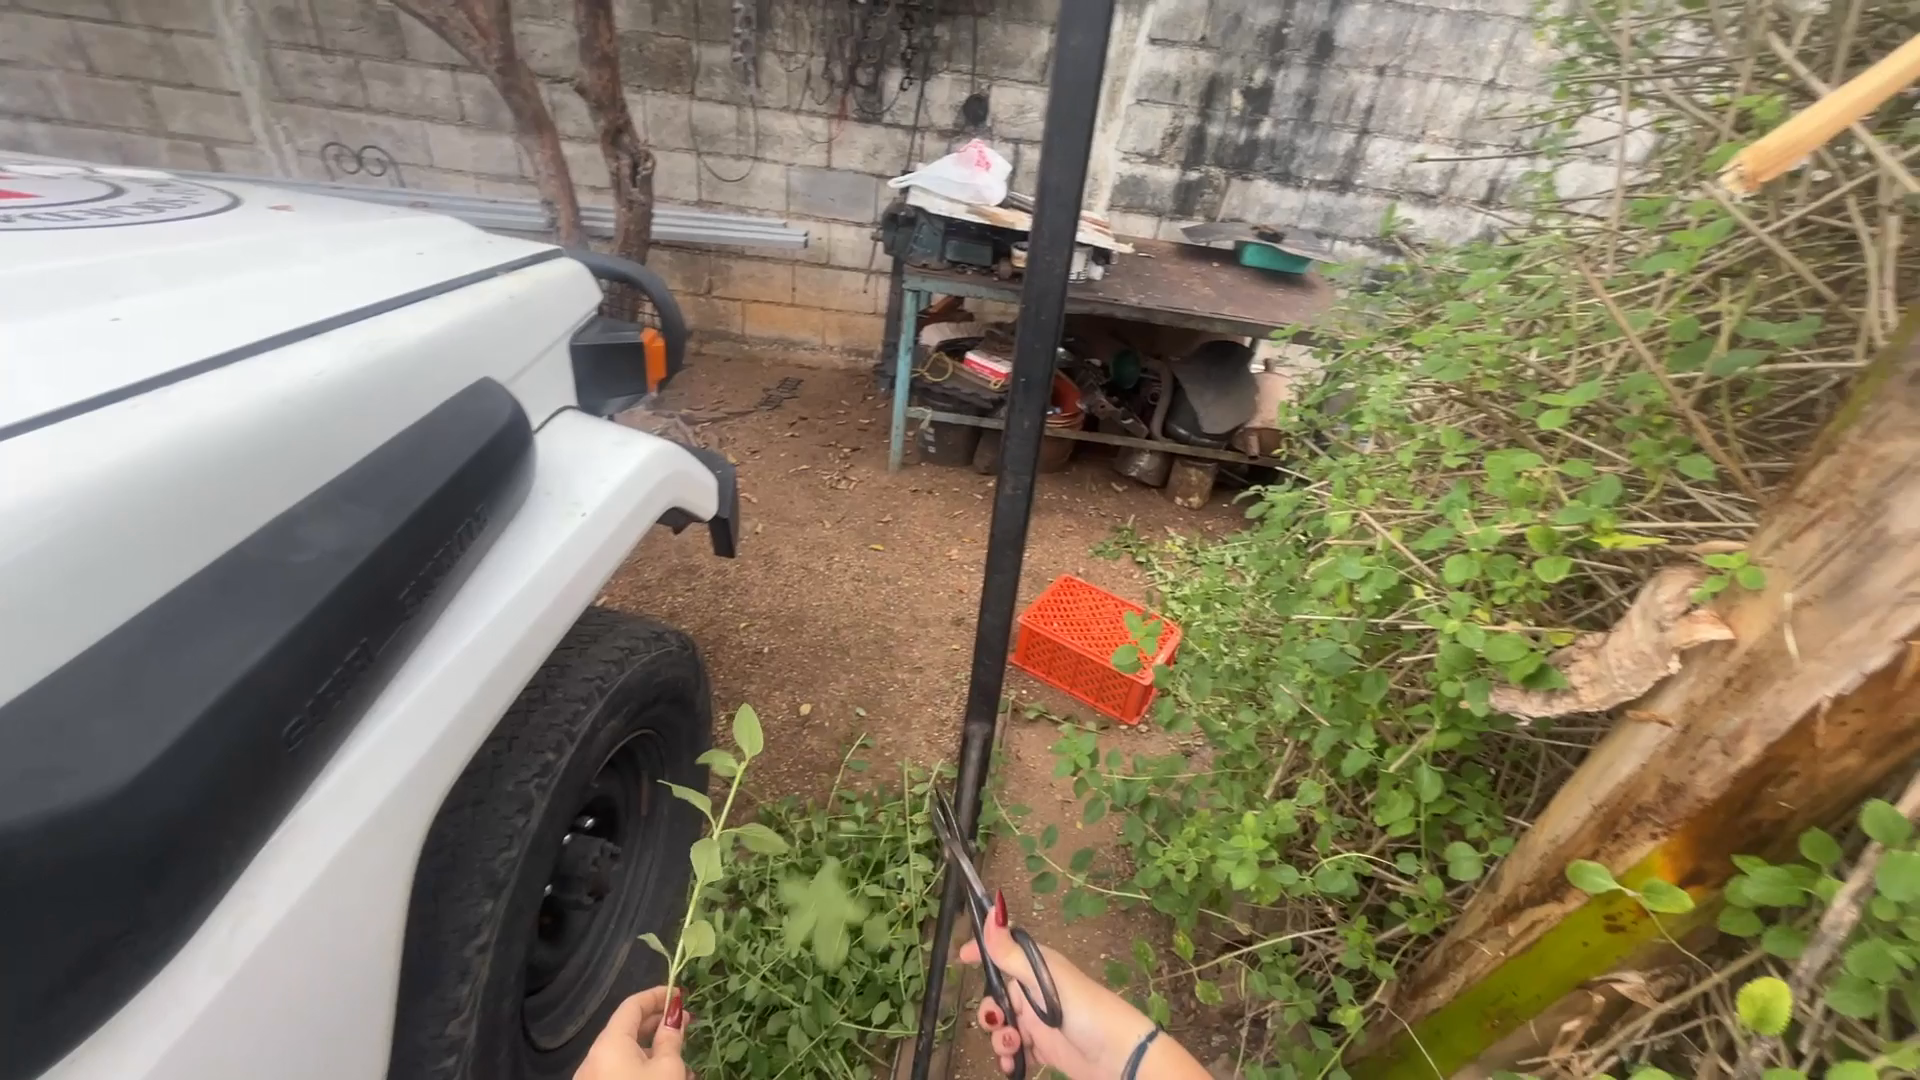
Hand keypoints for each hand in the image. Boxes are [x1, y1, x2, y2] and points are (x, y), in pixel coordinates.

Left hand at [575, 986, 688, 1079]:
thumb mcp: (667, 1067)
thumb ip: (670, 1036)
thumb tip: (674, 1014)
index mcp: (609, 1043)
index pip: (632, 1004)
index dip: (658, 995)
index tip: (682, 995)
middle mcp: (594, 1058)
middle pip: (628, 1028)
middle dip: (659, 1022)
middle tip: (686, 1023)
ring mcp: (592, 1078)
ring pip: (627, 1053)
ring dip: (654, 1048)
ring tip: (681, 1055)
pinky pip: (621, 1071)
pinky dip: (642, 1067)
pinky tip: (664, 1074)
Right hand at [958, 899, 1167, 1079]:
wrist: (1116, 1056)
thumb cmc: (1081, 1008)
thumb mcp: (1042, 977)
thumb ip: (1011, 951)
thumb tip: (993, 906)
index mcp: (1036, 967)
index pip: (1003, 951)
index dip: (982, 953)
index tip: (961, 958)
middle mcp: (1035, 991)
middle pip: (998, 994)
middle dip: (990, 1009)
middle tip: (998, 1020)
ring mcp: (1039, 1021)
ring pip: (1004, 1024)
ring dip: (1000, 1036)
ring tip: (1013, 1047)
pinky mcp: (1044, 1048)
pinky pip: (1016, 1051)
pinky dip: (1010, 1057)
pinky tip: (1014, 1064)